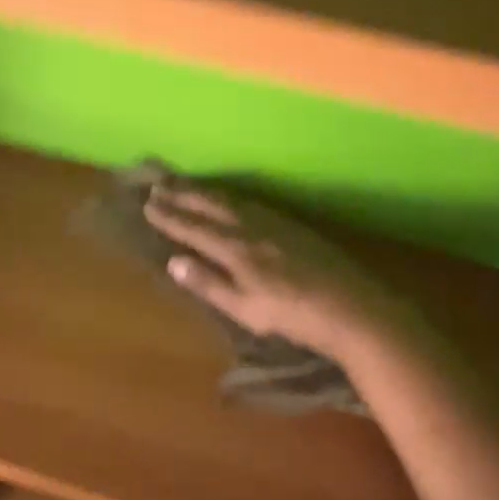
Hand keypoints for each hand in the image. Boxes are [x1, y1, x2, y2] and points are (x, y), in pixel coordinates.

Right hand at [144, 184, 410, 354]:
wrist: (351, 307)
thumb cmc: (292, 317)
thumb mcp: (244, 308)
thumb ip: (209, 284)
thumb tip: (174, 261)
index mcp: (236, 250)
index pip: (194, 228)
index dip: (170, 216)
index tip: (147, 203)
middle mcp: (253, 228)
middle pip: (212, 205)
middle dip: (183, 194)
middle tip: (158, 182)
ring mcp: (276, 224)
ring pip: (232, 200)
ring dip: (205, 191)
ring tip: (184, 184)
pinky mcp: (293, 227)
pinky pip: (252, 203)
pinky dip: (230, 198)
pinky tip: (230, 200)